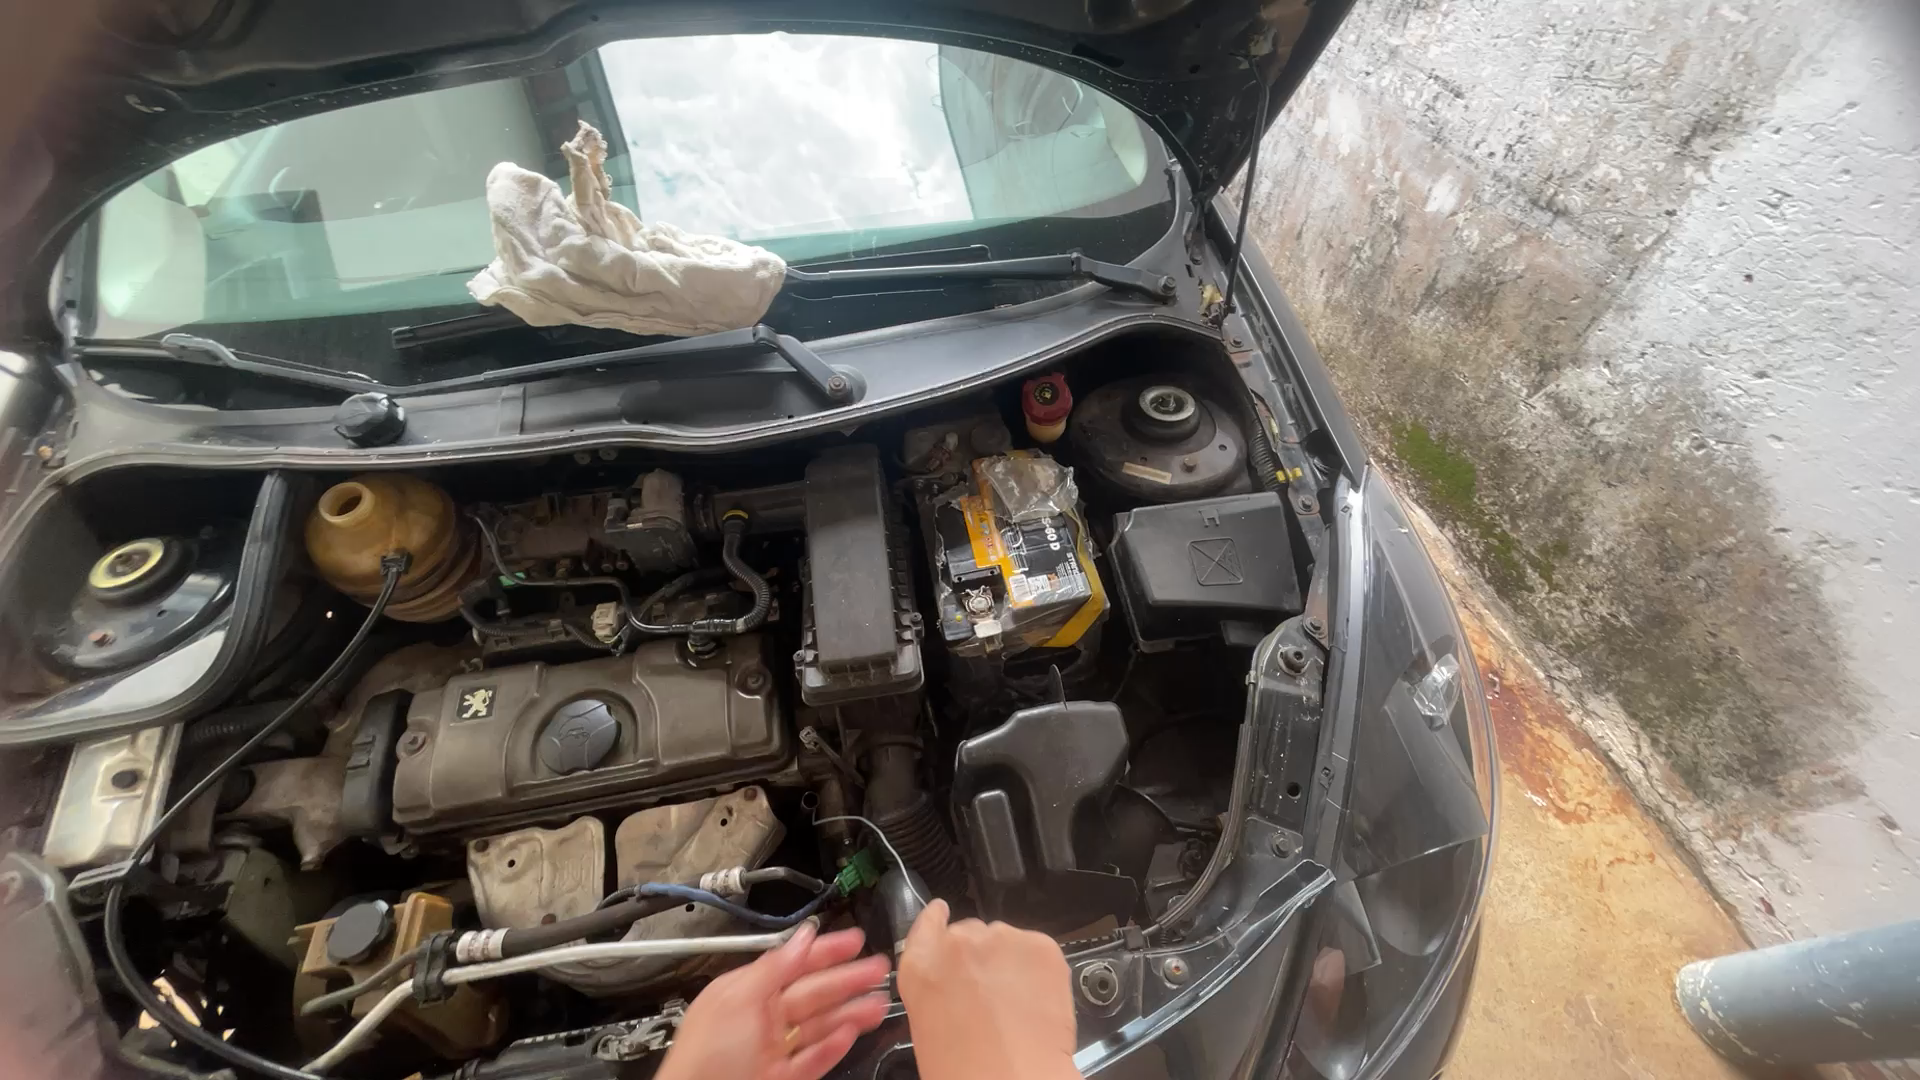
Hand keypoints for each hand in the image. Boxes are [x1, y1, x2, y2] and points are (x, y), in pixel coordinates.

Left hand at [656, 922, 891, 1079]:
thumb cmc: (706, 1057)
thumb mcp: (737, 1001)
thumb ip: (774, 967)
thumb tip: (805, 935)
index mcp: (747, 993)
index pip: (794, 964)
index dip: (827, 950)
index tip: (857, 939)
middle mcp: (761, 1019)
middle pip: (813, 993)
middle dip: (848, 979)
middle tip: (881, 968)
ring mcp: (772, 1053)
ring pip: (819, 1026)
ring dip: (850, 1013)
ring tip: (880, 1004)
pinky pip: (812, 1061)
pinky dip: (833, 1048)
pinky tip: (851, 1034)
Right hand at [897, 900, 1079, 1079]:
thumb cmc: (964, 1072)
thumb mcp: (928, 1025)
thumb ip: (938, 986)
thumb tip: (953, 982)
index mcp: (923, 962)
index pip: (928, 920)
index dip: (939, 920)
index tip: (944, 918)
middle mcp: (960, 940)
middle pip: (971, 932)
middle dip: (979, 956)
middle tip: (989, 995)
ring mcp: (1003, 938)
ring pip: (1006, 941)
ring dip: (1010, 964)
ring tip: (1016, 1007)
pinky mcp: (1041, 945)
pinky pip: (1037, 951)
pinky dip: (1038, 972)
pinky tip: (1037, 1003)